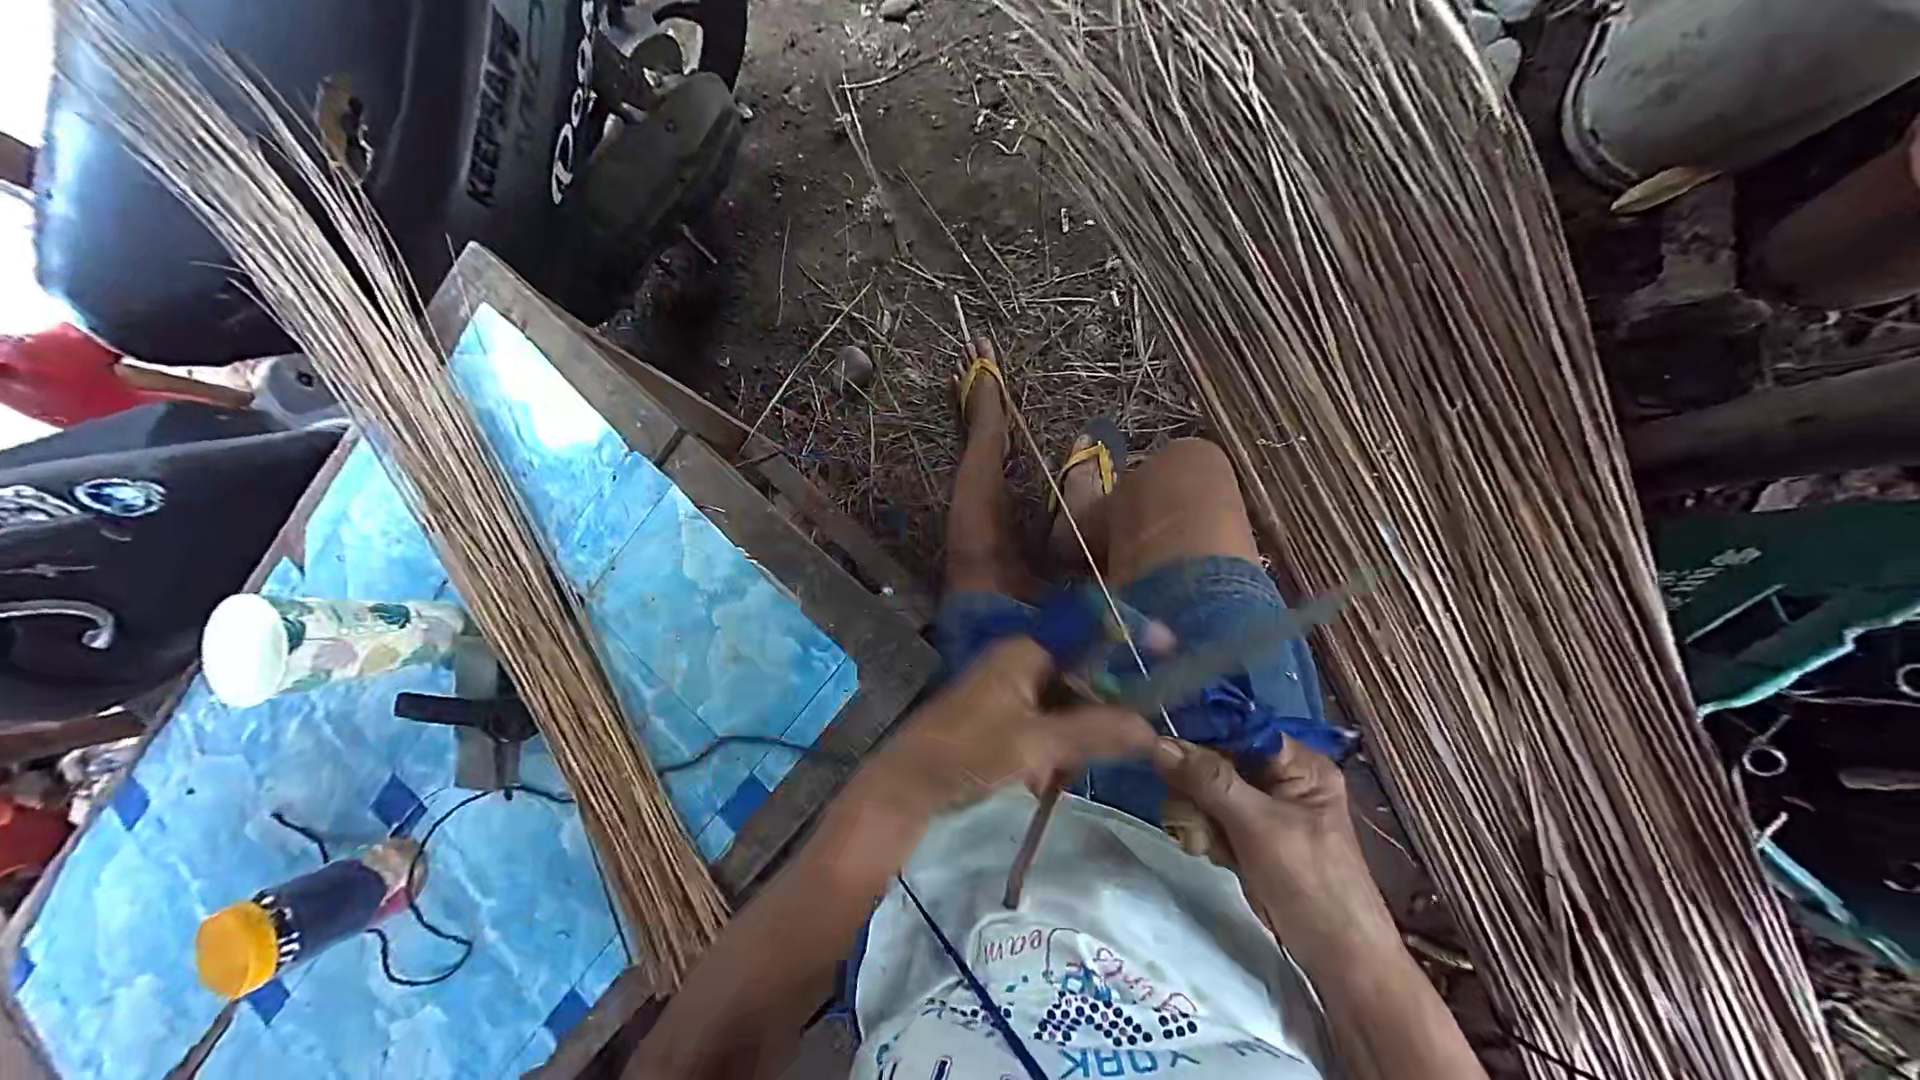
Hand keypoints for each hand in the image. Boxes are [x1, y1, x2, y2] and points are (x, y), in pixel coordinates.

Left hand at [867, 637, 1157, 812]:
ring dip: (1081, 732)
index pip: (1086, 627)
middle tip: (1130, 734)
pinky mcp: (1007, 717)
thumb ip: (1094, 731)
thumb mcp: (1035, 744)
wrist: (908, 786)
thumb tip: (1151, 728)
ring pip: (1070, 700)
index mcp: (1025, 650)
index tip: (1168, 646)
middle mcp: (1021, 661)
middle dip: (1106, 702)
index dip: (1127, 633)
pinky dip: (1061, 745)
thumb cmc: (966, 753)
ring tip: (1068, 766)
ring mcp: (1013, 690)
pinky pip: (1051, 722)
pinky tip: (1050, 774)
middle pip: (1083, 668)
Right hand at [1152, 737, 1397, 953]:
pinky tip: (1208, 851)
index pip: (1239, 730)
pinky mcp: (1250, 836)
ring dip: (1197, 814)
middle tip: (1186, 811)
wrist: (1340, 961)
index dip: (1200, 734)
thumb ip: (1209, 781)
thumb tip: (1159, 744)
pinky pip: (1211, 816)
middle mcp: (1281, 779)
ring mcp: (1264, 809)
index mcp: (1299, 764)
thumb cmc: (1311, 885)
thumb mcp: (1258, 826)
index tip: (1161, 745)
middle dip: (1197, 786)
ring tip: (1204, 842)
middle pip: (1218, 760)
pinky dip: (1204, 832)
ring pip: (1209, 790)